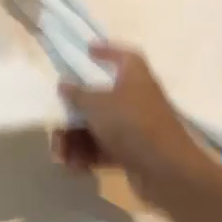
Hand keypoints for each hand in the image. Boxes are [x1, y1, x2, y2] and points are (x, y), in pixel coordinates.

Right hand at [53, 44, 221, 202]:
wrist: (167, 171)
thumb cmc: (132, 125)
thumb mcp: (98, 105)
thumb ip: (78, 93)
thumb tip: (64, 83)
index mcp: (135, 80)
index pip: (126, 57)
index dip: (108, 51)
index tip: (88, 50)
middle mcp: (137, 101)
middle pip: (100, 100)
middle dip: (73, 115)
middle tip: (54, 123)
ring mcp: (136, 129)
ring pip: (98, 128)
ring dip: (75, 141)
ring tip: (60, 155)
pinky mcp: (133, 154)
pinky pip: (104, 150)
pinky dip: (87, 157)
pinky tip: (73, 167)